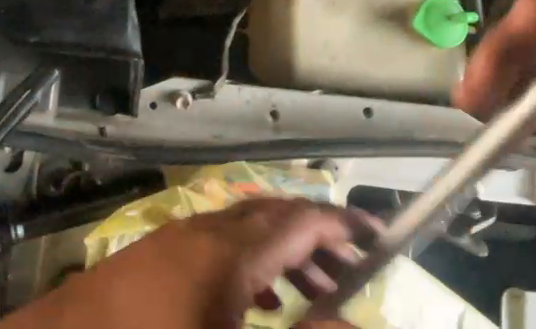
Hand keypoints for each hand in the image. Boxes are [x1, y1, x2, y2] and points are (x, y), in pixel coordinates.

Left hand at [0, 198, 364, 328]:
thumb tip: (348, 318)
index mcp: (229, 253)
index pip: (301, 220)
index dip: (344, 227)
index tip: (381, 240)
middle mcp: (204, 232)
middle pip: (274, 218)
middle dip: (319, 240)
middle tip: (357, 275)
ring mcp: (175, 240)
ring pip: (245, 231)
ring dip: (285, 253)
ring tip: (317, 294)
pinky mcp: (154, 258)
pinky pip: (218, 246)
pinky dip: (251, 264)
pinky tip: (258, 303)